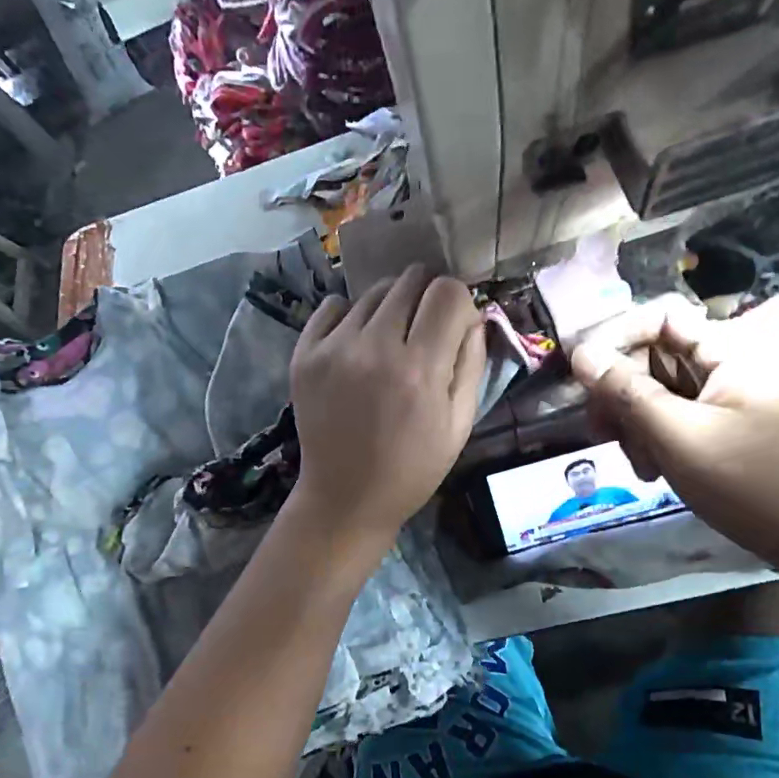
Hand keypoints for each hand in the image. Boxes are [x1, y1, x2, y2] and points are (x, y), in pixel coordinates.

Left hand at [290, 265, 485, 533]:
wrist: (346, 498)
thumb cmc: (413, 468)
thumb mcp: (460, 425)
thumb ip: (471, 363)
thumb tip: (474, 316)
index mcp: (419, 371)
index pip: (448, 291)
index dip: (459, 302)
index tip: (456, 325)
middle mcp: (374, 349)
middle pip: (410, 279)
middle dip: (427, 297)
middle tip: (425, 329)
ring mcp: (333, 349)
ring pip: (373, 291)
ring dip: (392, 307)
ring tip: (392, 341)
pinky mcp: (304, 354)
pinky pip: (334, 305)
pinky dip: (352, 316)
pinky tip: (359, 345)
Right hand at [568, 297, 778, 572]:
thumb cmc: (759, 489)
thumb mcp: (680, 440)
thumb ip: (627, 393)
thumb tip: (582, 354)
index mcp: (744, 343)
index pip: (660, 317)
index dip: (613, 345)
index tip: (584, 389)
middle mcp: (758, 352)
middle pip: (669, 355)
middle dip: (631, 397)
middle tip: (609, 442)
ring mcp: (768, 385)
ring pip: (684, 387)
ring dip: (651, 422)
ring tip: (647, 468)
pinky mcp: (772, 415)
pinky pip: (709, 409)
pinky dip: (681, 433)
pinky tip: (671, 468)